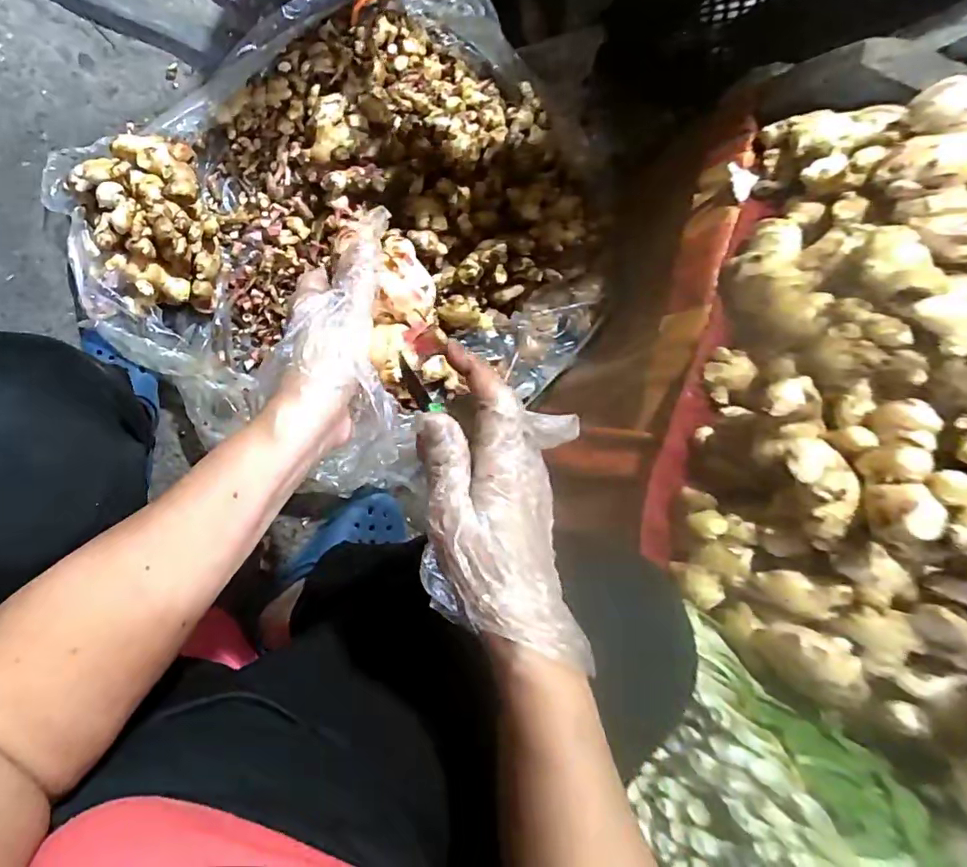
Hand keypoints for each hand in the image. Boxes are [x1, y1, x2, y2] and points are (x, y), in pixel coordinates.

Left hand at [263, 209, 385, 450]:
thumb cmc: (328, 357)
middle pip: (335, 302)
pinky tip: (395, 351)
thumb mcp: (348, 310)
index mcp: (307, 304)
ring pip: (346, 329)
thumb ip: (358, 278)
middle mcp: (309, 326)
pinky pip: (355, 357)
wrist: (315, 416)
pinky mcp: (333, 377)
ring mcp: (320, 353)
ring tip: (404, 316)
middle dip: (361, 296)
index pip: (319, 274)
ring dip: (369, 325)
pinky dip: (371, 352)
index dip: (340, 265)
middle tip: (397, 290)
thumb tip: (363, 239)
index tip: (371, 263)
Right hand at [416, 343, 591, 672]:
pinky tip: (460, 444)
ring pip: (506, 429)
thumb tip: (434, 416)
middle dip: (474, 383)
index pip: (497, 399)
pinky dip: (482, 431)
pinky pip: (505, 448)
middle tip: (437, 372)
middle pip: (505, 409)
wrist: (524, 620)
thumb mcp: (450, 513)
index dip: (474, 368)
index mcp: (507, 462)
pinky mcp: (528, 498)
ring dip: (477, 407)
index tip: (448, 347)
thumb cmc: (482, 567)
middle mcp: (527, 463)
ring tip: (442, 400)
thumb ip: (443, 460)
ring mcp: (532, 481)